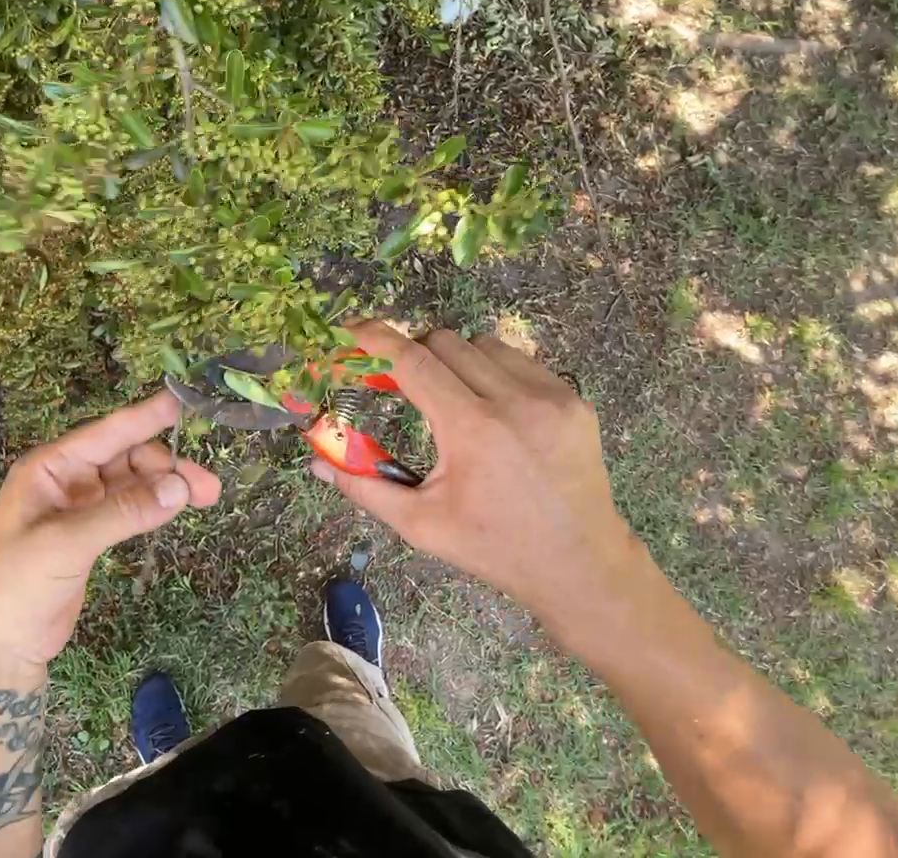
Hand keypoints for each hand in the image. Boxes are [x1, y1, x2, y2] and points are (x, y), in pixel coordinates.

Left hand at [0, 392, 221, 669]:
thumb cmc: (14, 583)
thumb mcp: (66, 542)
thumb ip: (123, 512)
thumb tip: (180, 486)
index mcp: (49, 468)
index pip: (106, 433)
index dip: (145, 417)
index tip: (183, 402)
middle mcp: (64, 482)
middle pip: (125, 458)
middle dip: (165, 466)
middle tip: (208, 486)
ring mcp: (76, 511)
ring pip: (130, 485)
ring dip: (164, 487)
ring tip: (206, 498)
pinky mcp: (87, 540)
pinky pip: (126, 511)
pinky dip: (151, 508)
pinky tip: (174, 511)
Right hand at [311, 322, 652, 638]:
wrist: (581, 566)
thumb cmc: (492, 547)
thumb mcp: (420, 524)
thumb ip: (363, 487)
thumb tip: (316, 462)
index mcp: (472, 430)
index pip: (412, 361)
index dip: (376, 340)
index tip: (350, 331)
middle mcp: (515, 401)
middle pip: (444, 341)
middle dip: (412, 353)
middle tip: (400, 382)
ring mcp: (552, 396)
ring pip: (482, 344)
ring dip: (453, 359)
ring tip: (448, 395)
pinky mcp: (574, 400)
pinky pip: (518, 360)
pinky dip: (491, 370)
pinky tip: (489, 406)